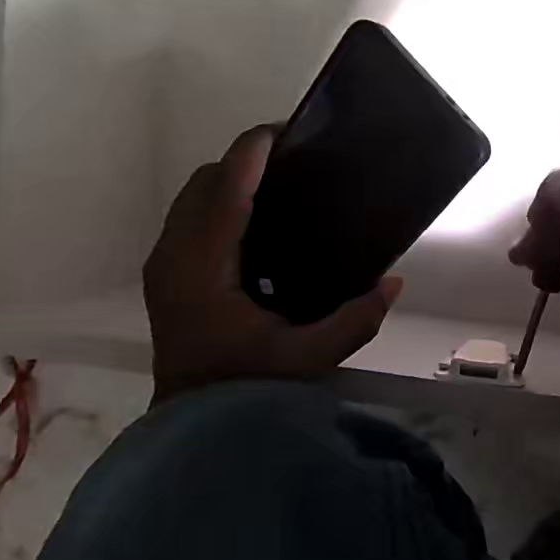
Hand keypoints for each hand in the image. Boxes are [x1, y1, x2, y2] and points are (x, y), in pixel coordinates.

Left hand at [144, 126, 401, 402]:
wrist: (191, 430)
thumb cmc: (244, 391)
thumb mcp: (308, 358)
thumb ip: (355, 320)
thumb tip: (394, 283)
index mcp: (204, 267)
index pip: (226, 187)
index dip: (253, 150)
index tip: (287, 129)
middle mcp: (175, 256)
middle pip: (204, 181)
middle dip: (244, 160)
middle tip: (293, 162)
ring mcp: (165, 265)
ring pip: (192, 197)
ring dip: (229, 181)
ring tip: (278, 186)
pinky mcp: (166, 275)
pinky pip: (189, 218)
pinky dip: (219, 204)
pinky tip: (257, 225)